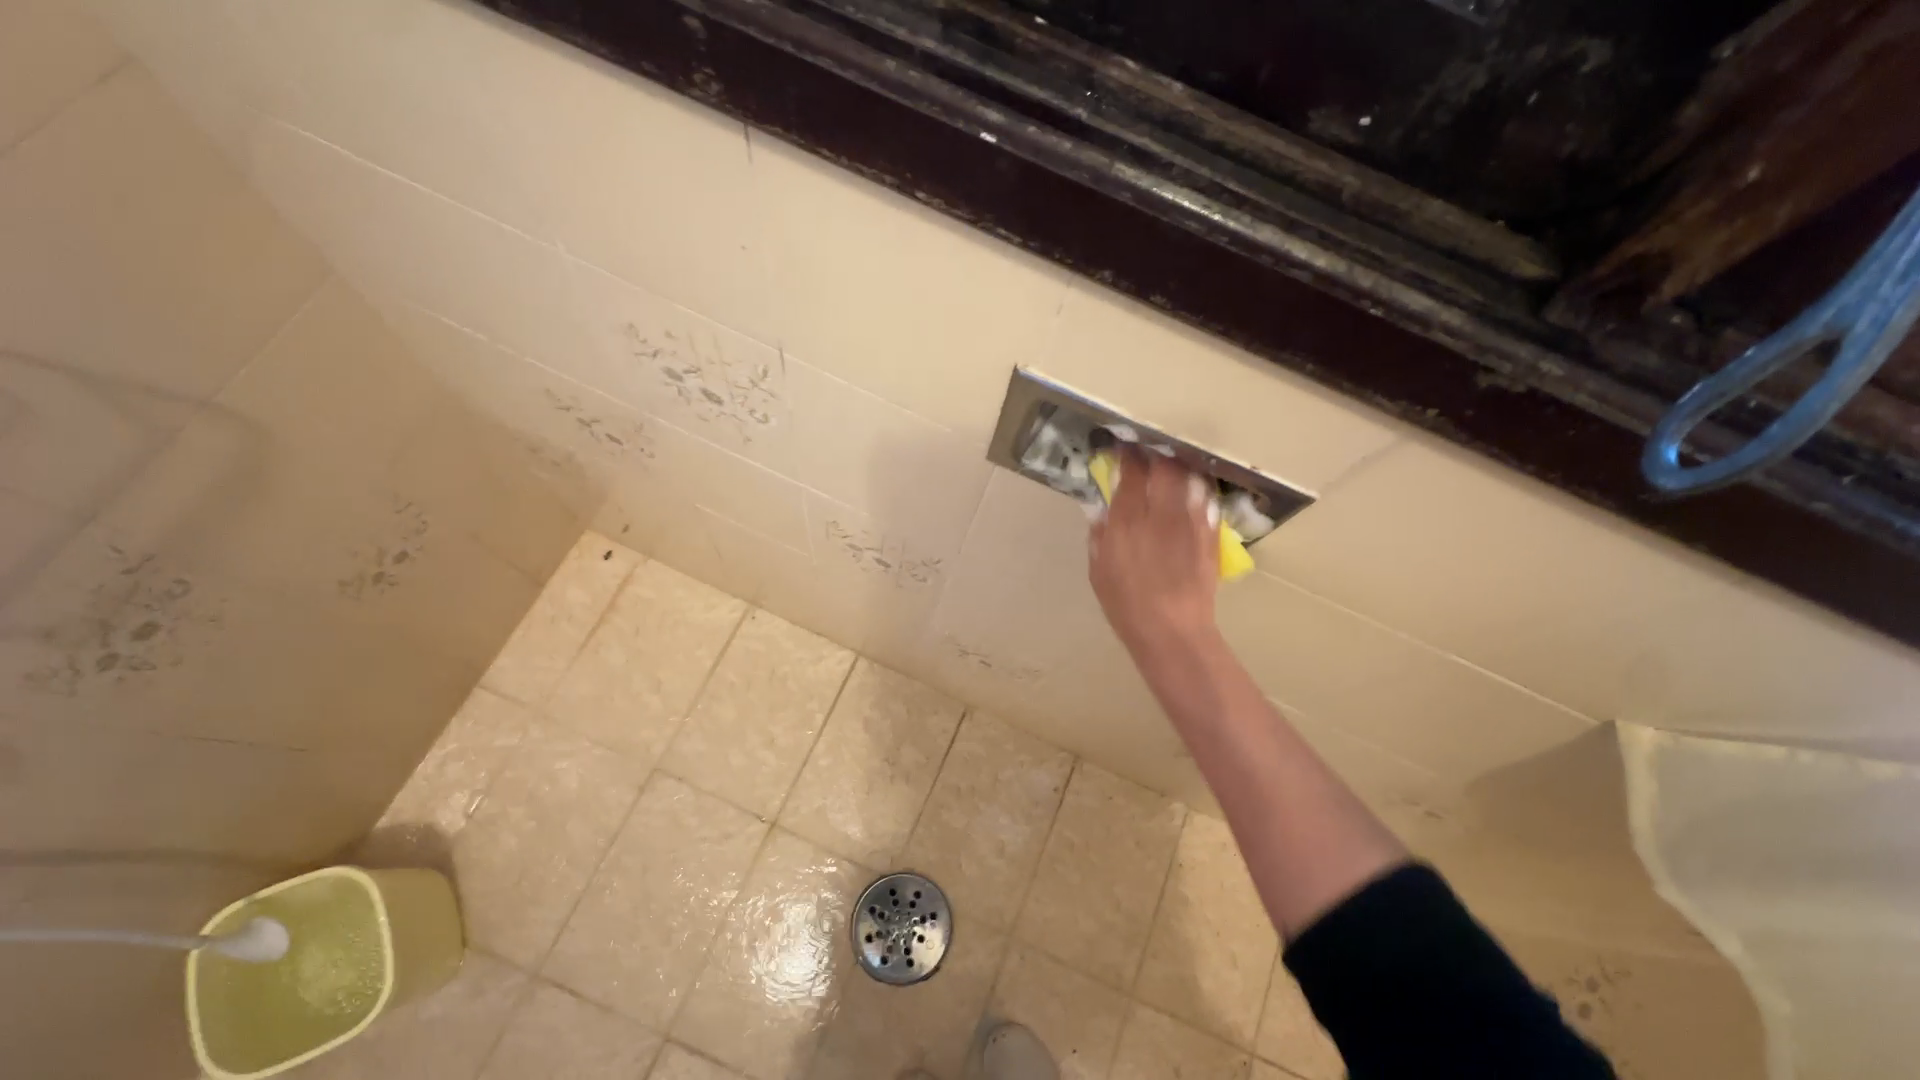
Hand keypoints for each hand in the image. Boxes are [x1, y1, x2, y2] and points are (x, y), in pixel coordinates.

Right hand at [1089, 447, 1220, 655]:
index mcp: (1127, 521)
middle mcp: (1160, 513)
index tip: (1124, 449)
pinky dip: (1199, 489)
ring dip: (1181, 465)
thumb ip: (1099, 535)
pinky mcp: (1210, 534)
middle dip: (1157, 454)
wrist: (1171, 630)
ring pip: (1190, 477)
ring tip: (1174, 462)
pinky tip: (1194, 490)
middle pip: (1165, 467)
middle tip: (1151, 452)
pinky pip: (1207, 500)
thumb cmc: (1126, 605)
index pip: (1130, 473)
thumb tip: (1102, 510)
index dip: (1128, 455)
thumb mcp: (1099, 571)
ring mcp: (1190, 522)